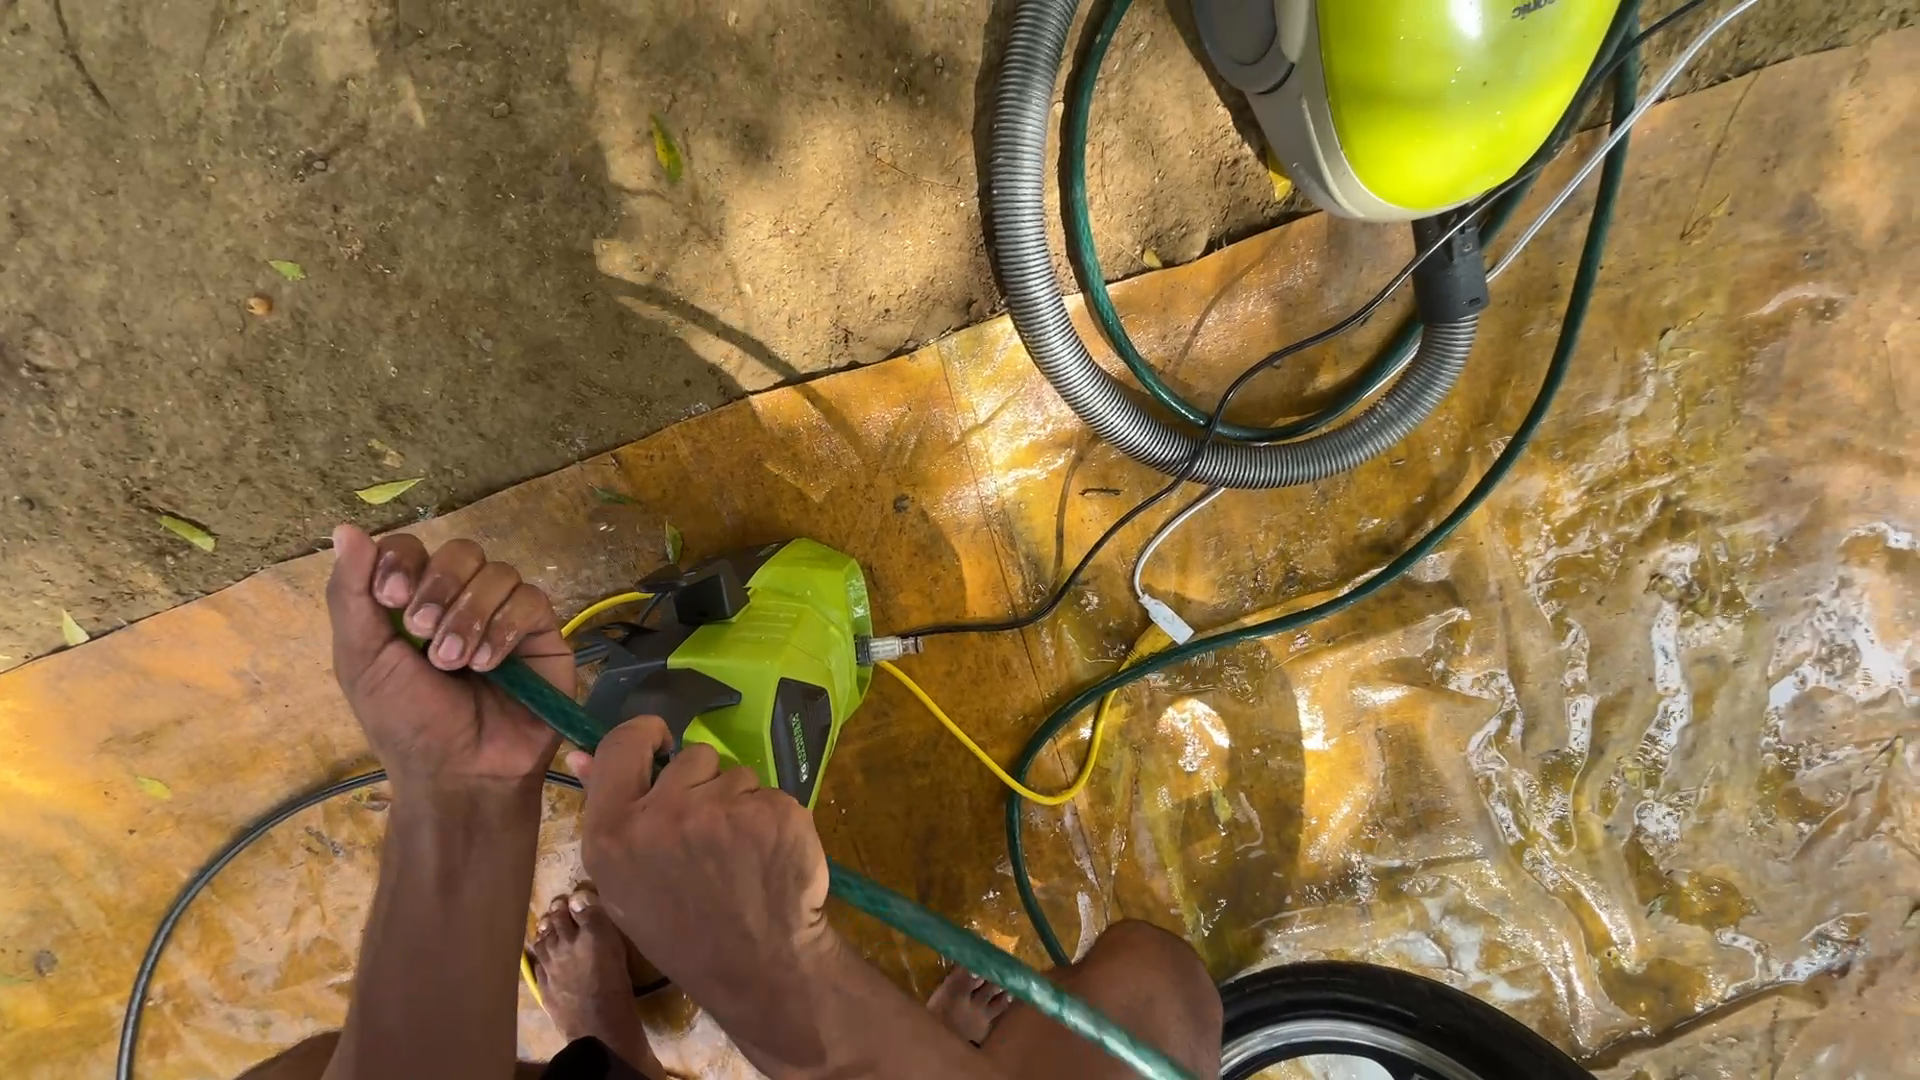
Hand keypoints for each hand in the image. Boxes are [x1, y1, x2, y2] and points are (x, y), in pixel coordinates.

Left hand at [325, 523, 574, 790]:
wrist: (461, 768)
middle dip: (440, 589)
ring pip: (500, 574)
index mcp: (414, 602)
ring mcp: (506, 614)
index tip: (392, 600)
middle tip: (424, 635)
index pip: (414, 548)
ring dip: (471, 617)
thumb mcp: (361, 659)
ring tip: (457, 663)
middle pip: (463, 552)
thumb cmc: (406, 720)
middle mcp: (463, 600)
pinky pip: (532, 600)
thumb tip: (345, 527)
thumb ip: (352, 595)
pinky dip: (507, 628)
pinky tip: (490, 663)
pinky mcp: (544, 632)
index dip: (405, 562)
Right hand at [576, 719, 835, 1061]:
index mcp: (613, 833)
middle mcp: (663, 814)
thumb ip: (608, 810)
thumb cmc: (686, 924)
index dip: (646, 735)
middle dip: (704, 784)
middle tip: (707, 836)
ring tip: (739, 854)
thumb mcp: (626, 878)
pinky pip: (771, 792)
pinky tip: (770, 856)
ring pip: (736, 774)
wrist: (760, 965)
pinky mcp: (773, 810)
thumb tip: (580, 752)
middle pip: (692, 756)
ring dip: (741, 803)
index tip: (662, 745)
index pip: (623, 743)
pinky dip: (773, 818)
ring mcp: (723, 810)